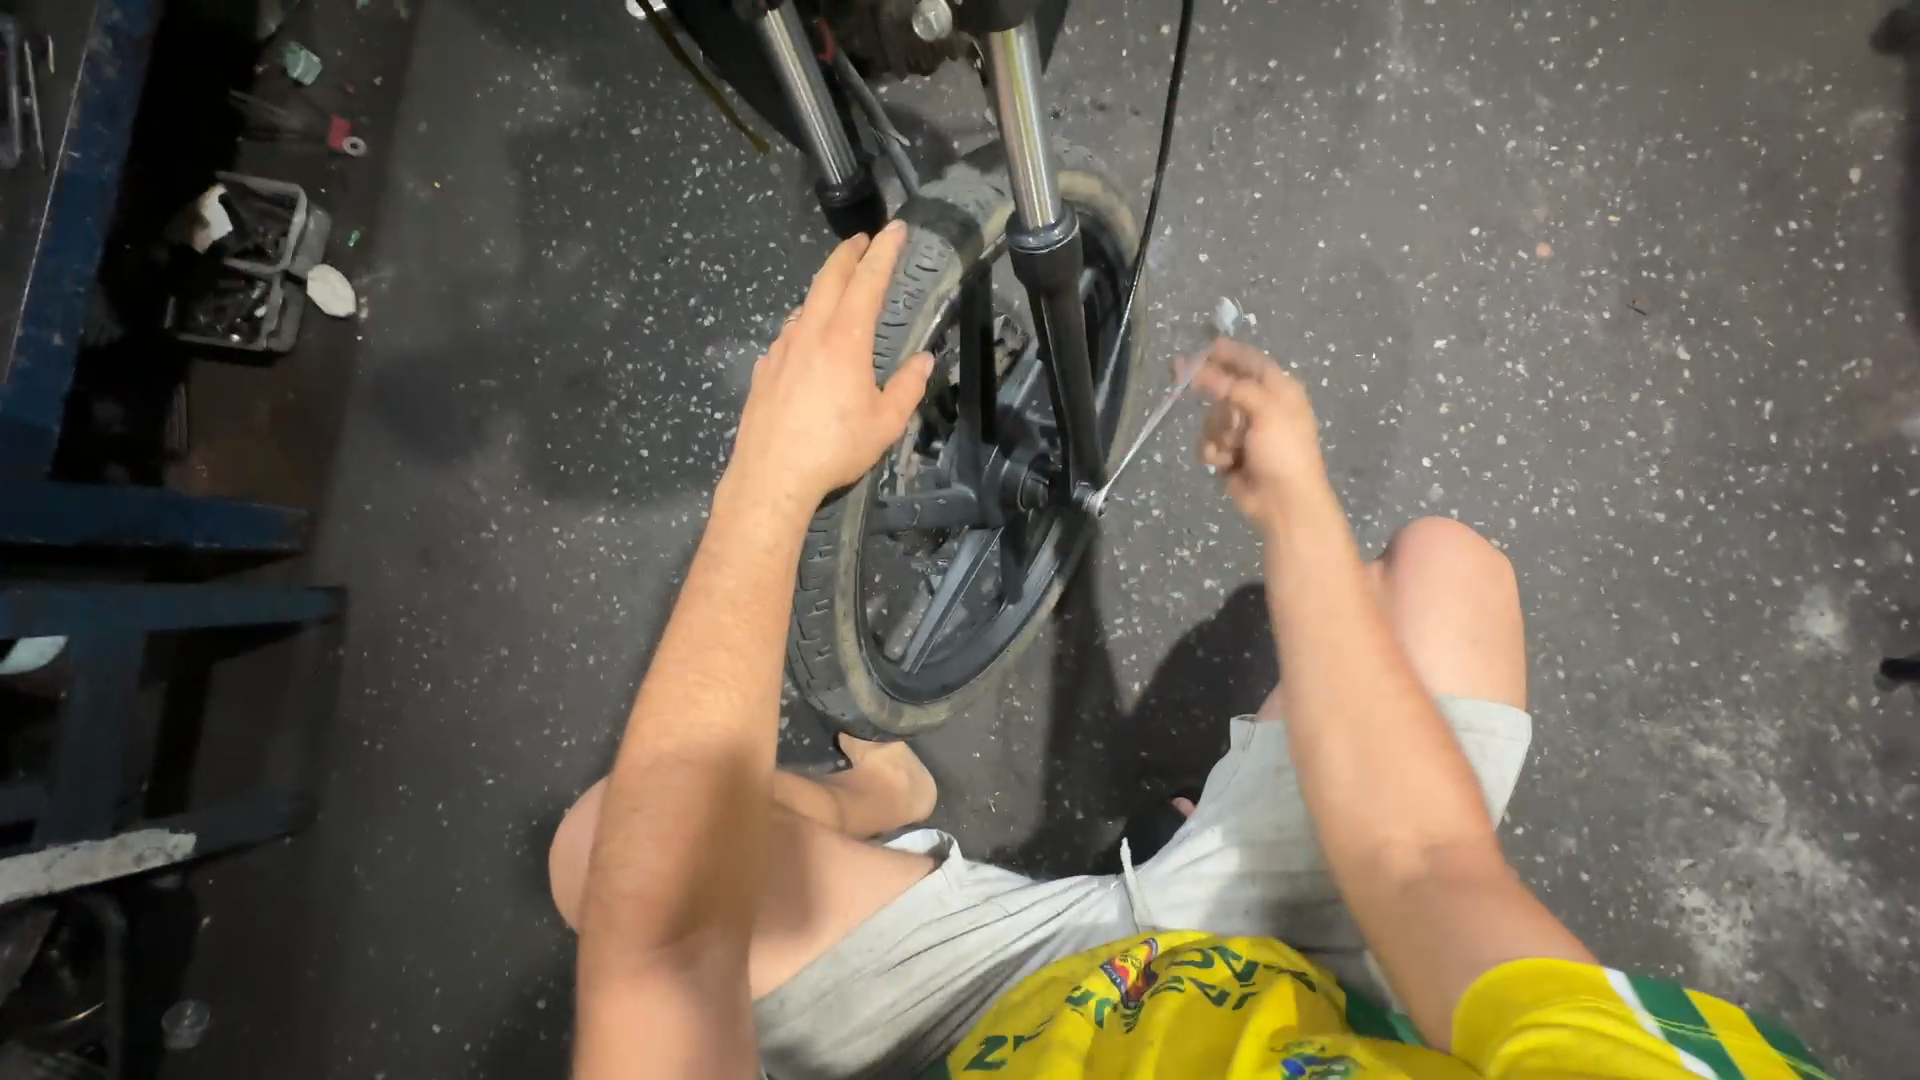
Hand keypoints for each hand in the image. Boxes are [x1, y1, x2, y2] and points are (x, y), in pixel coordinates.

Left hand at [728, 222, 935, 505]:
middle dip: (848, 253)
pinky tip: (807, 340)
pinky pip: (788, 334)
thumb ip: (907, 387)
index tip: (896, 229)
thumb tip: (924, 361)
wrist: (772, 476)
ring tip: (838, 291)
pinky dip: (804, 323)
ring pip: (804, 305)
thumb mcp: (885, 424)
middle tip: (864, 240)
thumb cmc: (835, 449)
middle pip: (828, 278)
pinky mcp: (764, 370)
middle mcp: (810, 334)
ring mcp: (781, 349)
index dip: (884, 252)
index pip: (867, 281)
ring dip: (824, 288)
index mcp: (845, 340)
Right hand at [1191, 338, 1328, 531]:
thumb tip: (1205, 371)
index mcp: (1279, 391)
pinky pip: (1208, 442)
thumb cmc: (1283, 452)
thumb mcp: (1266, 411)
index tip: (1206, 346)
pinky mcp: (1229, 454)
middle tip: (1179, 375)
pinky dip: (1213, 452)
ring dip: (1216, 432)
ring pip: (1212, 418)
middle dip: (1209, 392)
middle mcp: (1261, 407)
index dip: (1229, 353)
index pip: (1252, 363)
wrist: (1283, 500)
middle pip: (1224, 388)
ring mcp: (1244, 432)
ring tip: (1231, 448)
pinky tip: (1225, 463)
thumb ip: (1234, 387)